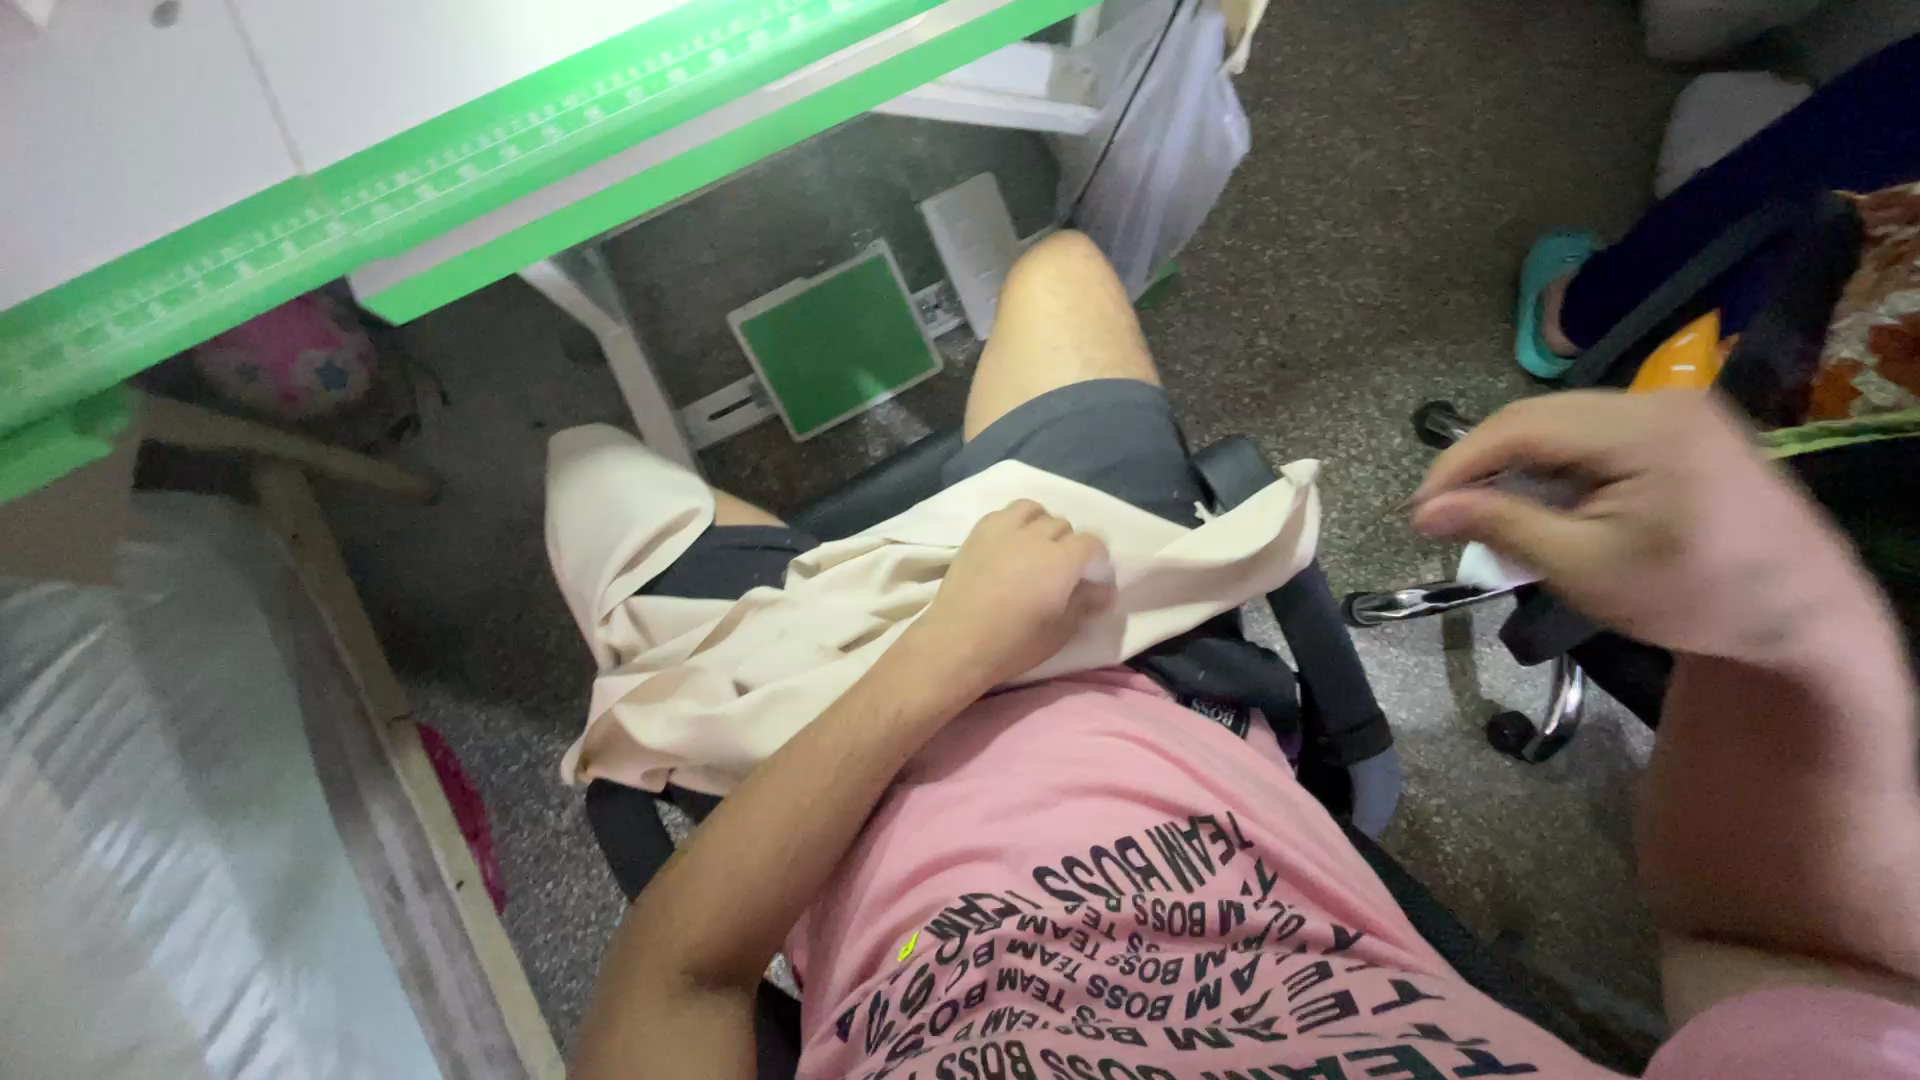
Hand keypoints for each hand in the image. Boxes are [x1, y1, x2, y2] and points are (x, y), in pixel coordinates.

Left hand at [908, 499, 1114, 691]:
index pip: (1092, 544)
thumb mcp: (1060, 632)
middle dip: (1071, 547)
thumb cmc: (1012, 645)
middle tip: (1063, 574)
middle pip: (1064, 526)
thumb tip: (1101, 589)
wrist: (955, 643)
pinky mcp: (978, 532)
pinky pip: (1005, 513)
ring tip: (1037, 550)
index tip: (1093, 584)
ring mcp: (1003, 529)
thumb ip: (1084, 602)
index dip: (1097, 562)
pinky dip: (1015, 523)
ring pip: (1035, 511)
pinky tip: (1011, 545)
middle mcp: (1034, 536)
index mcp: (1061, 561)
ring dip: (1043, 526)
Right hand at [1408, 390, 1879, 665]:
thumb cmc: (1691, 596)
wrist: (1801, 617)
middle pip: (1533, 418)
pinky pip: (1585, 437)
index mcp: (1643, 428)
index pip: (1517, 428)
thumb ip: (1498, 525)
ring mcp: (1672, 413)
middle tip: (1442, 514)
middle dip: (1478, 466)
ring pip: (1554, 425)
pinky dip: (1547, 469)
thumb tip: (1422, 512)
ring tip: (1482, 514)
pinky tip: (1534, 504)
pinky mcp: (1676, 431)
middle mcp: (1658, 402)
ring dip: (1510, 468)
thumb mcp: (1582, 565)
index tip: (1415, 511)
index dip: (1455, 465)